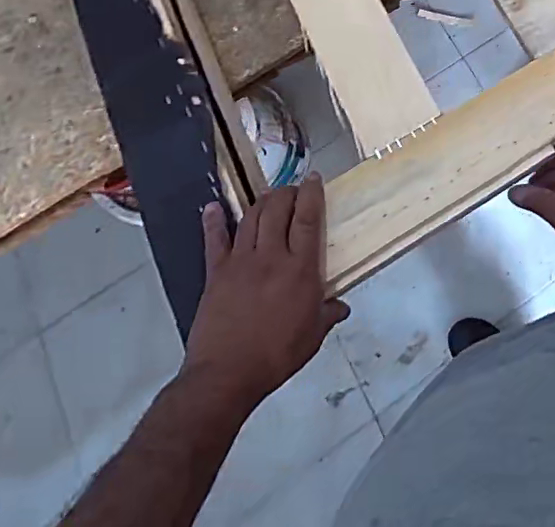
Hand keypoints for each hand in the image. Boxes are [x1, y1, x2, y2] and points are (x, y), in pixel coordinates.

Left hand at [180, 176, 349, 412]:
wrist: (225, 376)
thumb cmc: (277, 354)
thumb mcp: (313, 334)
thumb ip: (329, 314)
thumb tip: (342, 307)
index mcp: (300, 268)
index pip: (308, 219)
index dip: (311, 194)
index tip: (314, 179)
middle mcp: (271, 257)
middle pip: (278, 211)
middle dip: (287, 192)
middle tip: (294, 188)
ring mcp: (240, 264)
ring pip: (251, 219)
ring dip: (261, 202)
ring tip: (270, 195)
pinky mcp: (216, 275)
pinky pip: (214, 242)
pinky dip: (213, 222)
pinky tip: (212, 208)